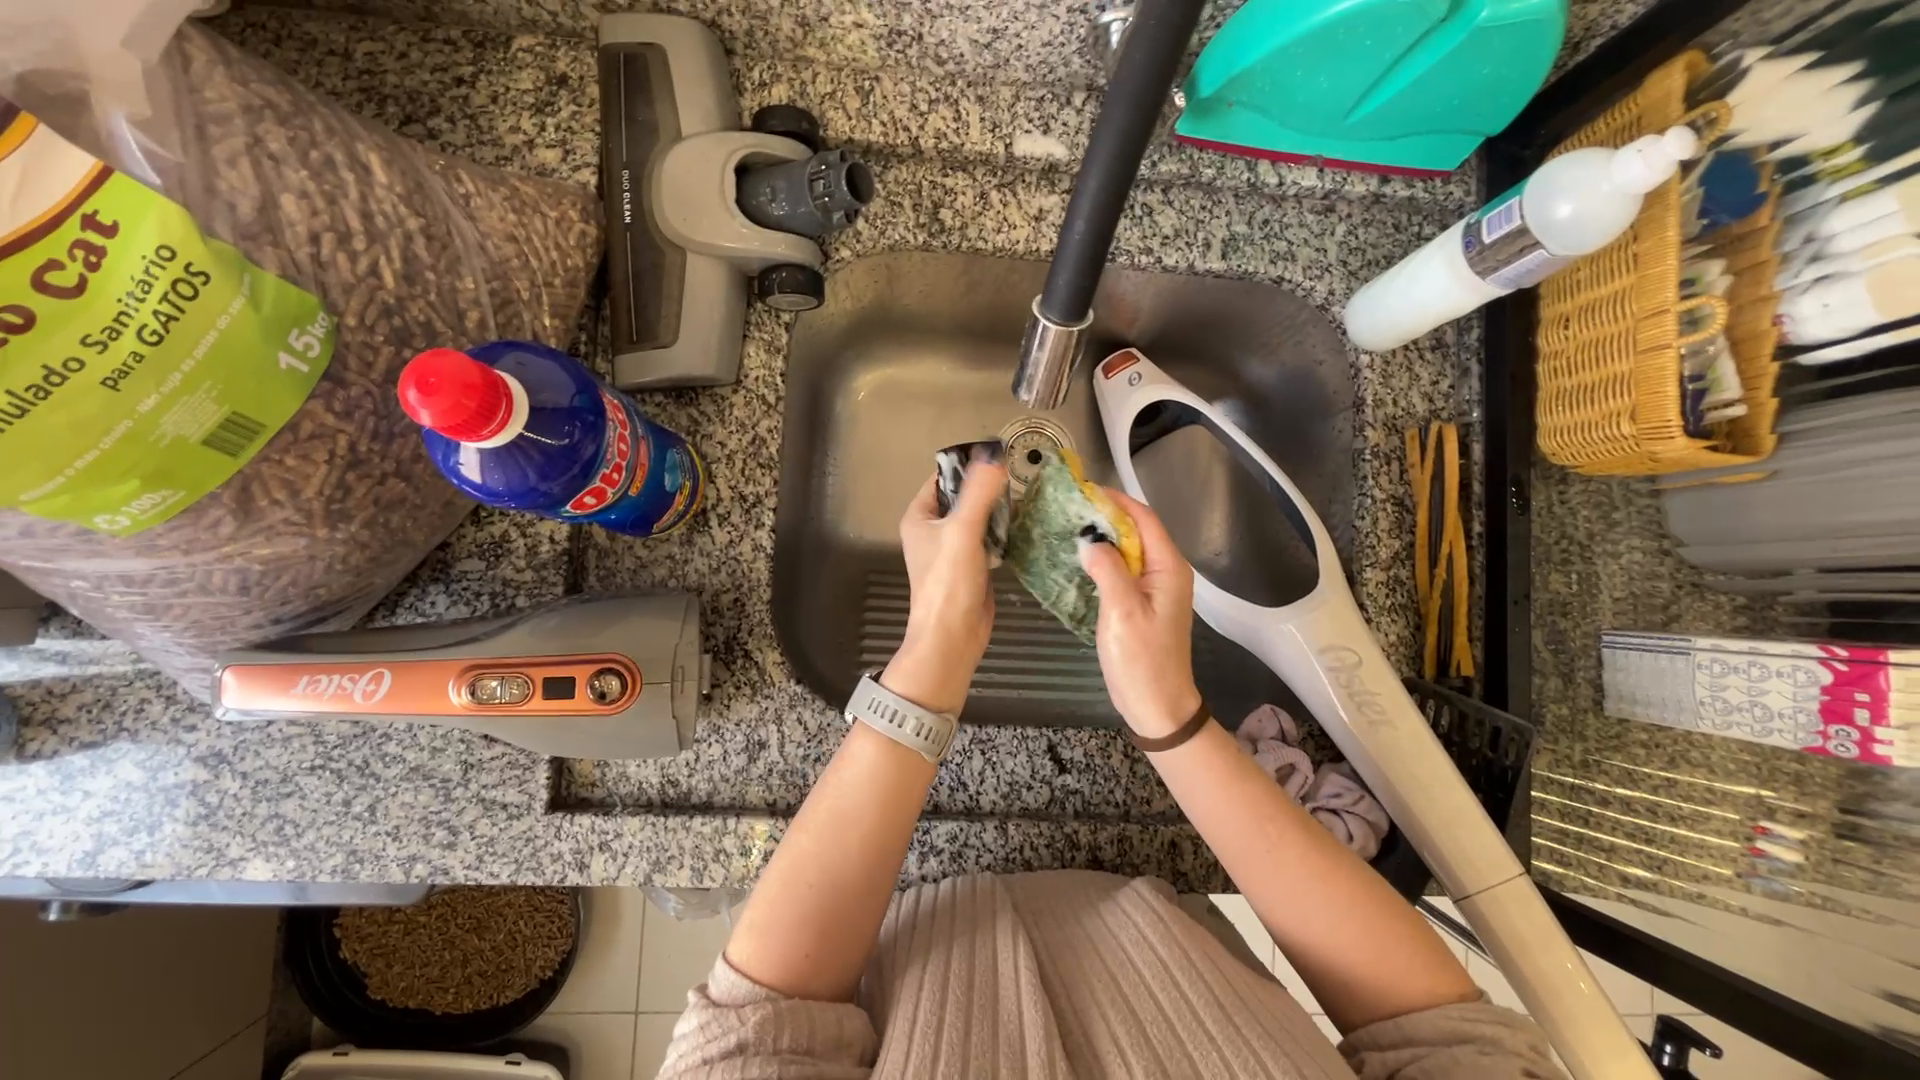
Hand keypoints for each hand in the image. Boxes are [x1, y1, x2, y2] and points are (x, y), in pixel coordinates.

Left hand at [884, 461, 1008, 714]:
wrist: (953, 636)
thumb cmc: (948, 582)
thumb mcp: (963, 530)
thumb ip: (979, 492)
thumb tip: (995, 454)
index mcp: (920, 516)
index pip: (944, 477)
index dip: (968, 466)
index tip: (1000, 457)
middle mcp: (934, 529)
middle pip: (964, 496)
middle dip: (989, 487)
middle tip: (1020, 478)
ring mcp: (954, 548)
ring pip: (980, 516)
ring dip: (1000, 510)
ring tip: (1027, 498)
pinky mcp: (973, 565)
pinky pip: (990, 538)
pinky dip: (1004, 531)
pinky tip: (1024, 525)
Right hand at [1079, 489, 1202, 737]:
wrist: (1157, 706)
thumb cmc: (1142, 660)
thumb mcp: (1122, 611)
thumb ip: (1107, 568)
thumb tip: (1089, 538)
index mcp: (1168, 567)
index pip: (1143, 518)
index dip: (1115, 501)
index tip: (1082, 490)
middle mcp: (1165, 571)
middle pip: (1135, 530)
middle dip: (1104, 516)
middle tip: (1066, 508)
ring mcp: (1154, 588)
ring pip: (1127, 550)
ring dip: (1101, 538)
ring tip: (1065, 528)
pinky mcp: (1141, 603)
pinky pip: (1121, 570)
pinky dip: (1101, 560)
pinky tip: (1076, 560)